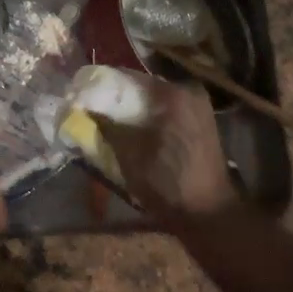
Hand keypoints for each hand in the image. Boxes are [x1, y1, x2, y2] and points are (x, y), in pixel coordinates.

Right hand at [96, 77, 236, 215]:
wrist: (209, 214)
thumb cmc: (167, 182)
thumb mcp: (129, 154)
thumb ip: (107, 126)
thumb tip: (86, 109)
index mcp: (172, 93)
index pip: (128, 77)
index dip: (103, 86)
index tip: (83, 95)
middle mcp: (189, 92)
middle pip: (143, 88)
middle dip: (119, 99)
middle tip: (95, 110)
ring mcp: (200, 107)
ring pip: (156, 101)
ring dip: (135, 110)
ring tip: (112, 122)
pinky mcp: (203, 124)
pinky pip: (169, 112)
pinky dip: (151, 119)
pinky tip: (136, 132)